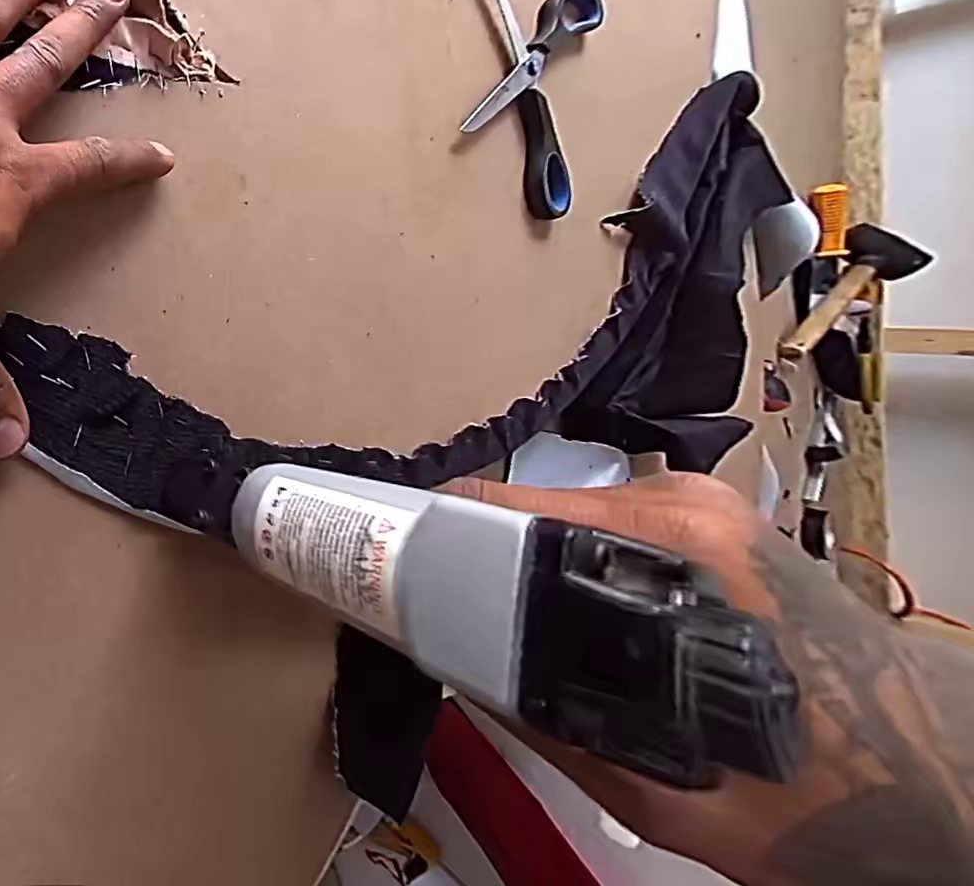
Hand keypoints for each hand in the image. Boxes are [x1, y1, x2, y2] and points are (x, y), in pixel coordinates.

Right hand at [445, 473, 973, 885]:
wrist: (953, 804)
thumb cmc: (812, 795)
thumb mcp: (642, 776)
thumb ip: (526, 711)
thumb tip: (434, 654)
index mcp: (661, 543)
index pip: (491, 506)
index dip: (426, 528)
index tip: (386, 549)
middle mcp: (678, 504)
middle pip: (514, 500)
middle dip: (462, 538)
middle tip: (426, 578)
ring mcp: (700, 504)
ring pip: (551, 504)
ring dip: (509, 542)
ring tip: (484, 586)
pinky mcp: (713, 515)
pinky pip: (596, 515)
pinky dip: (556, 544)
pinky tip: (556, 588)